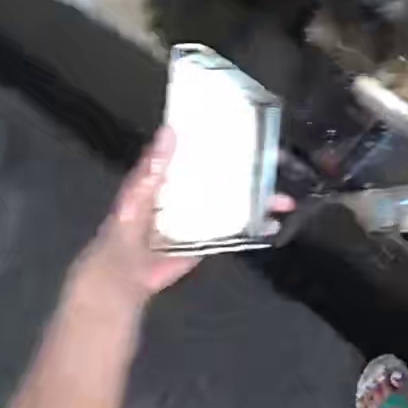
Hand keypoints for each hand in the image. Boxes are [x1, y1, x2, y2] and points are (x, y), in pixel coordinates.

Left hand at [65, 128, 293, 310]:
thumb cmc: (125, 230)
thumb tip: (169, 130)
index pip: (204, 151)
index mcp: (175, 174)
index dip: (227, 140)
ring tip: (284, 200)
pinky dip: (255, 227)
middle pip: (230, 176)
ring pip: (239, 202)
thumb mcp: (137, 194)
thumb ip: (153, 167)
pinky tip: (273, 225)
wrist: (124, 277)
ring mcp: (204, 215)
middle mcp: (193, 191)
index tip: (254, 130)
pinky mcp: (209, 238)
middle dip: (257, 172)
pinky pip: (237, 230)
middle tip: (280, 165)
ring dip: (262, 200)